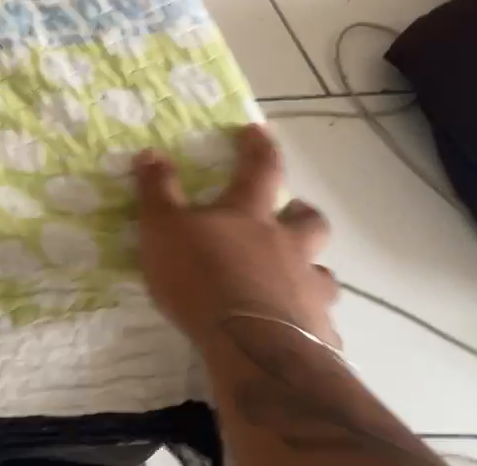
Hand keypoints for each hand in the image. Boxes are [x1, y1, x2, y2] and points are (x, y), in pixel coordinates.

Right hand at [134, 124, 339, 349]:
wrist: (250, 345)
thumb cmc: (200, 275)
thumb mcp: (162, 226)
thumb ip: (158, 190)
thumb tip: (152, 152)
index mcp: (250, 216)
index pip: (260, 171)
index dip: (259, 148)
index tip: (258, 132)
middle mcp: (288, 247)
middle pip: (310, 222)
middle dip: (302, 214)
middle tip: (287, 216)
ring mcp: (309, 290)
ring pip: (324, 274)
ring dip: (311, 271)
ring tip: (292, 280)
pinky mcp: (319, 332)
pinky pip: (321, 322)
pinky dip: (310, 321)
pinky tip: (295, 331)